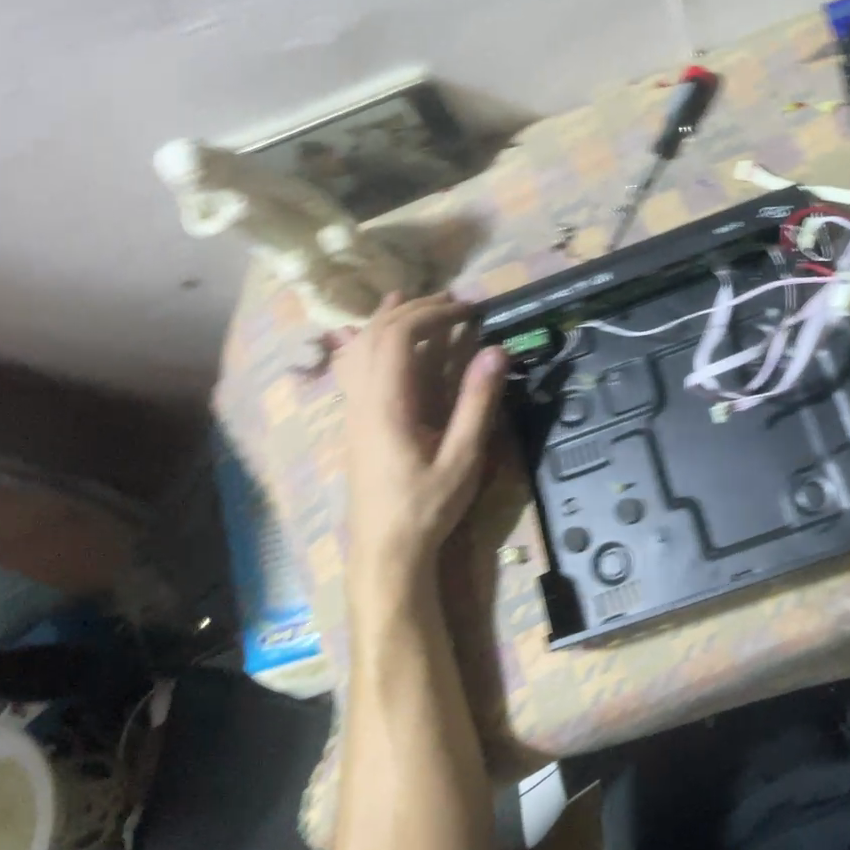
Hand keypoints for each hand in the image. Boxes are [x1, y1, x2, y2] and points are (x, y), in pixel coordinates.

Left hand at [334, 293, 507, 587]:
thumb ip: (476, 403)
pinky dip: (369, 339)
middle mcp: (362, 398)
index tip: (467, 309)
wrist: (386, 548)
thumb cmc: (427, 507)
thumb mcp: (462, 459)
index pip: (396, 336)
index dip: (430, 313)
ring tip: (417, 301)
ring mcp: (354, 409)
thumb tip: (496, 352)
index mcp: (387, 404)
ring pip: (357, 346)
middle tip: (455, 304)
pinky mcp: (357, 420)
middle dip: (414, 309)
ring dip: (388, 318)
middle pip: (375, 334)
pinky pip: (354, 365)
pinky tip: (377, 335)